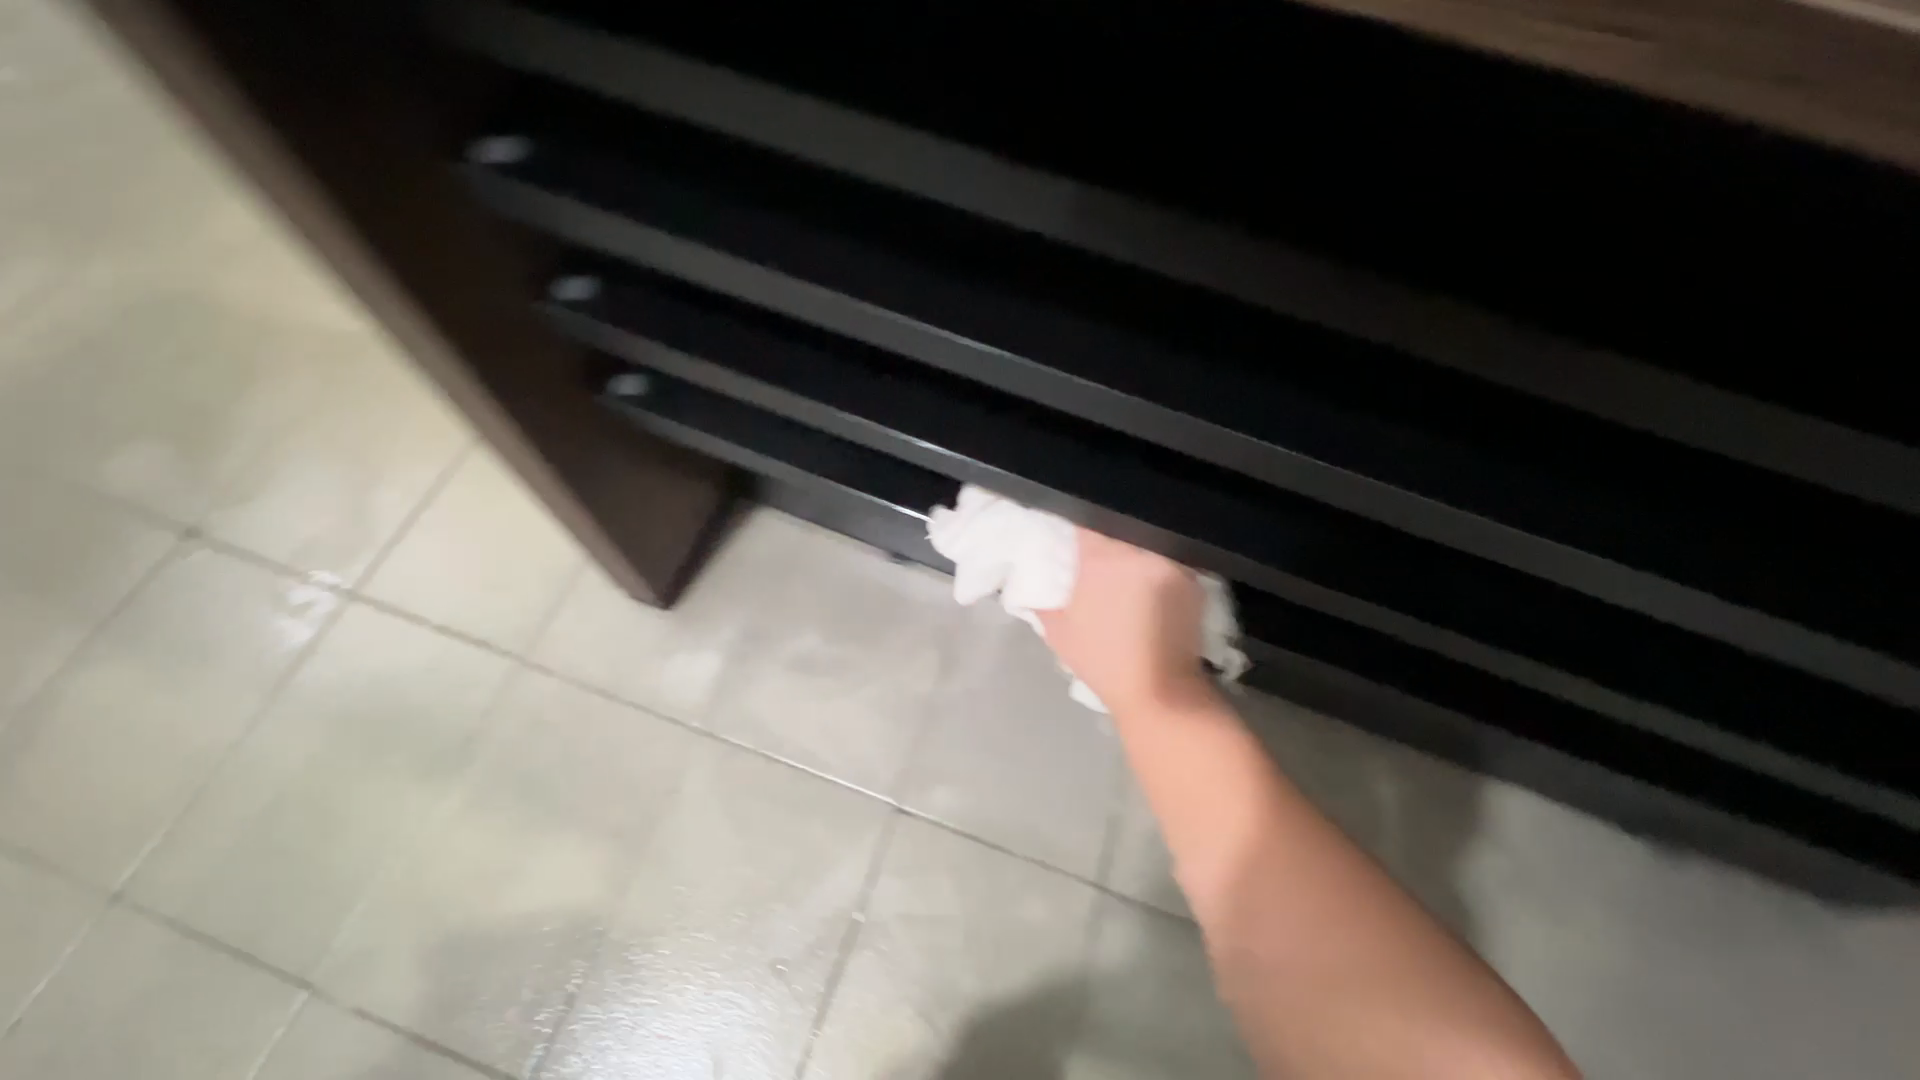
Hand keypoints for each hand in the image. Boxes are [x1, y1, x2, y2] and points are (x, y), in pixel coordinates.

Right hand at [1036, 528, 1212, 715]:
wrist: (1160, 690)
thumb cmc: (1103, 662)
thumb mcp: (1058, 632)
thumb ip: (1042, 599)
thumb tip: (1033, 578)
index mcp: (1101, 559)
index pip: (1086, 522)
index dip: (1077, 525)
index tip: (1073, 537)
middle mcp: (1138, 551)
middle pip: (1119, 525)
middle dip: (1107, 535)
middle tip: (1098, 554)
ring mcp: (1170, 561)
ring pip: (1146, 538)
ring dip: (1134, 547)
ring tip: (1125, 568)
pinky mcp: (1193, 577)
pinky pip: (1169, 557)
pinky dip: (1157, 563)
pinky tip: (1148, 581)